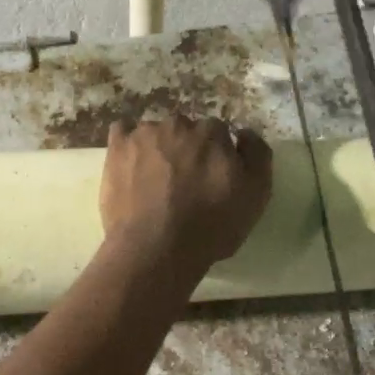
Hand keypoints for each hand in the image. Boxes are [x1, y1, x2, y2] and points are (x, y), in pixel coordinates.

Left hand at [101, 116, 272, 269]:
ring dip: (159, 148)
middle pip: (187, 130)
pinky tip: (131, 164)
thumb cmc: (211, 226)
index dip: (217, 156)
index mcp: (213, 133)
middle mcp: (180, 124)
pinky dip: (129, 144)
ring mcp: (145, 133)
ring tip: (155, 182)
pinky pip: (123, 131)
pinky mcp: (117, 147)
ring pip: (156, 132)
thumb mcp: (256, 195)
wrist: (156, 249)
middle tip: (185, 183)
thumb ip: (257, 155)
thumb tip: (243, 133)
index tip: (212, 179)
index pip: (219, 134)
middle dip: (187, 150)